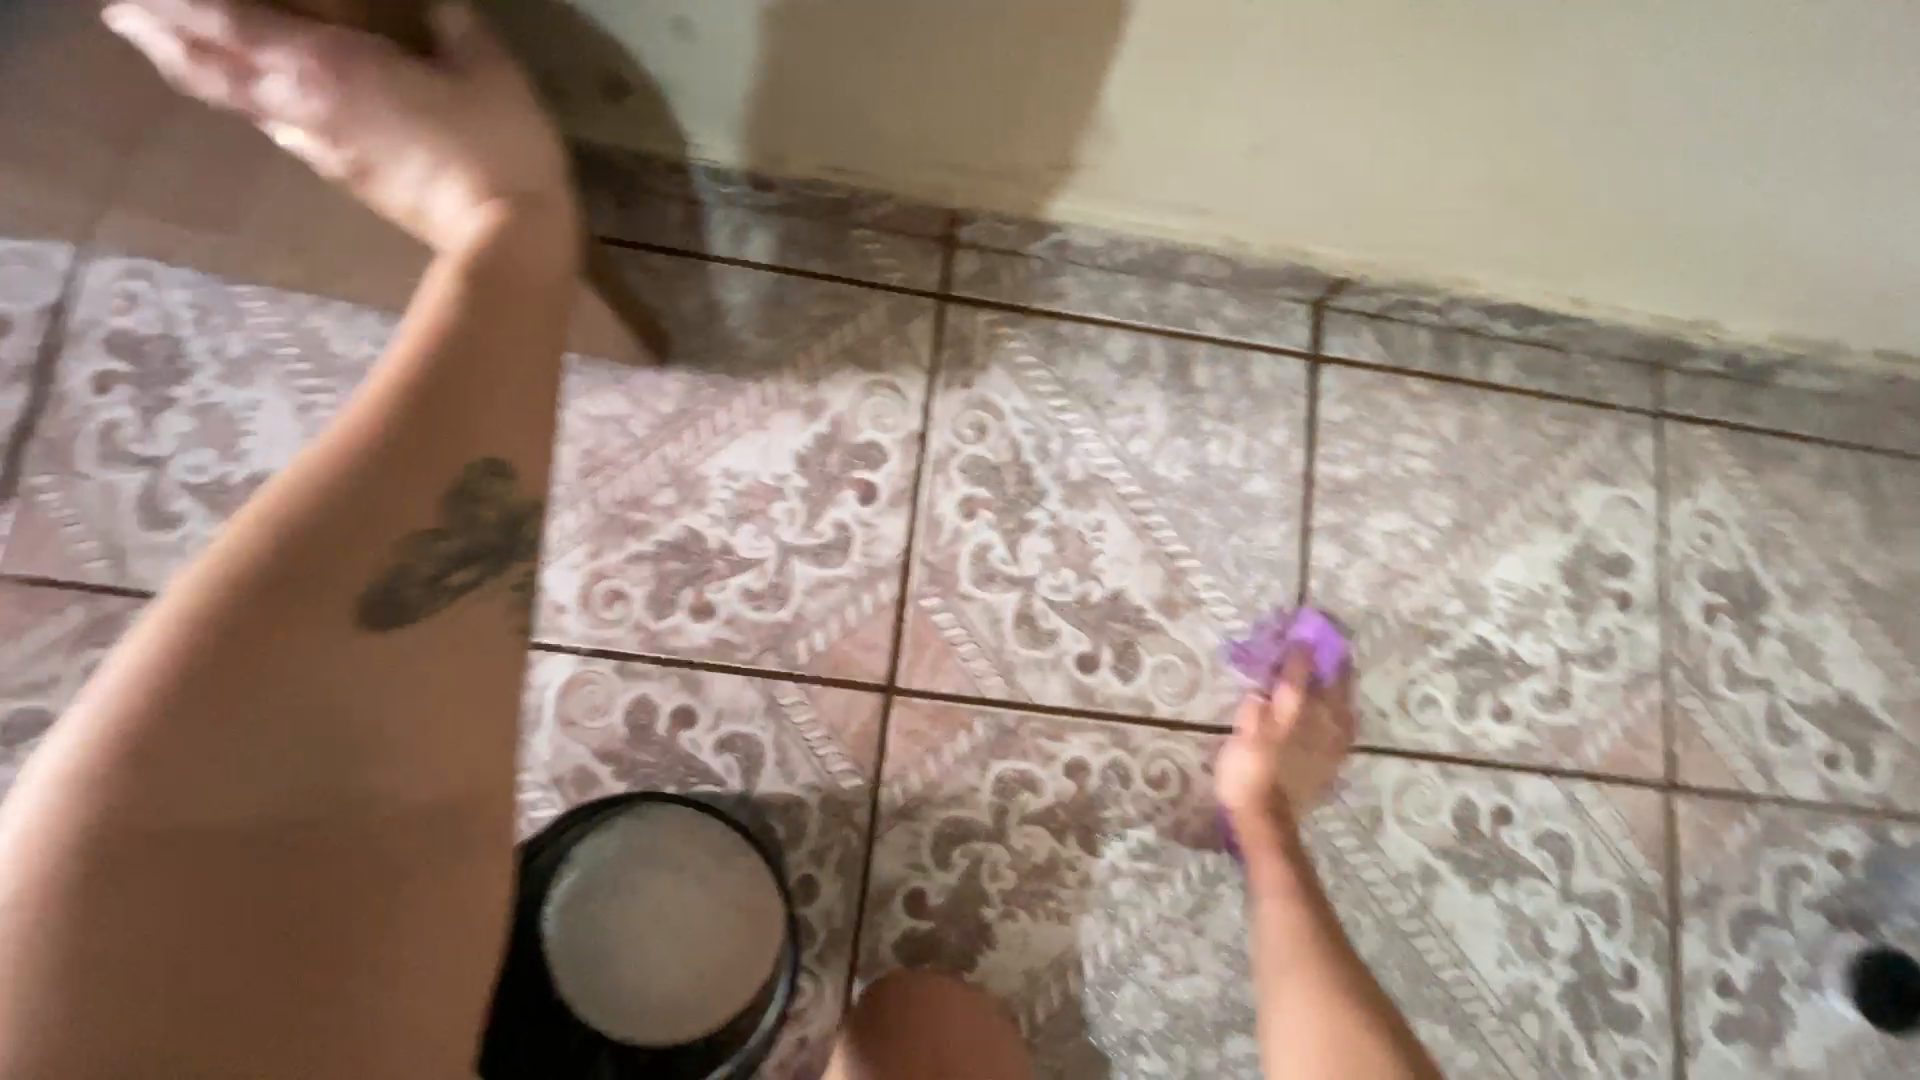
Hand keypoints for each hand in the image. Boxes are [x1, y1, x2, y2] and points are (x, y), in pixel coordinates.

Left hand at [101, 0, 577, 254]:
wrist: (512, 242)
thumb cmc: (499, 148)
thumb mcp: (489, 69)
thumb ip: (455, 25)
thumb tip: (439, 5)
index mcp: (322, 63)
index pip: (213, 15)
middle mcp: (301, 104)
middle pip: (203, 65)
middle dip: (157, 33)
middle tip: (127, 15)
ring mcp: (322, 150)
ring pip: (237, 104)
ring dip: (200, 73)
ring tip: (179, 52)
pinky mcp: (350, 183)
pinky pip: (283, 133)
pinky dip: (258, 109)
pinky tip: (268, 109)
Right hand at [1215, 650, 1356, 830]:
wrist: (1266, 819)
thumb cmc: (1246, 773)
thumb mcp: (1241, 735)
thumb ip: (1255, 710)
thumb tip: (1263, 692)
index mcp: (1292, 712)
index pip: (1298, 675)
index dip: (1300, 654)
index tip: (1302, 633)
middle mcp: (1317, 723)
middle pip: (1331, 687)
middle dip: (1332, 664)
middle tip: (1335, 644)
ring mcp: (1330, 744)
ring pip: (1344, 706)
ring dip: (1345, 686)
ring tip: (1345, 670)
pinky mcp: (1333, 762)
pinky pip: (1346, 729)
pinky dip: (1347, 713)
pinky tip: (1345, 710)